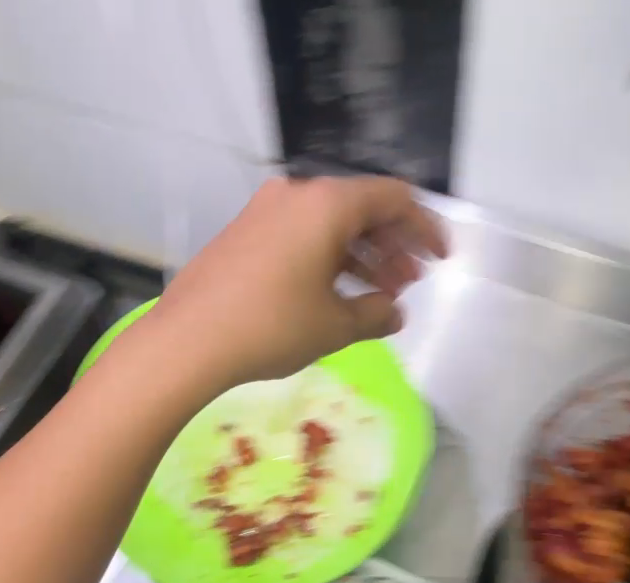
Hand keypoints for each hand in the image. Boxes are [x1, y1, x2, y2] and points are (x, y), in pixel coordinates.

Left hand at [139, 175, 447, 387]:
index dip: (424, 228)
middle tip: (409, 283)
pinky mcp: (245, 234)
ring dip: (360, 255)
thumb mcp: (334, 326)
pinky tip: (334, 293)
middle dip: (392, 246)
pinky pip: (301, 235)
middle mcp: (297, 195)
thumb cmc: (272, 327)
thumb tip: (394, 313)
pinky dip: (328, 258)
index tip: (440, 259)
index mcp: (327, 205)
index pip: (393, 199)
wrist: (188, 340)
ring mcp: (266, 212)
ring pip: (329, 224)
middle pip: (361, 209)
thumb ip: (375, 314)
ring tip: (377, 294)